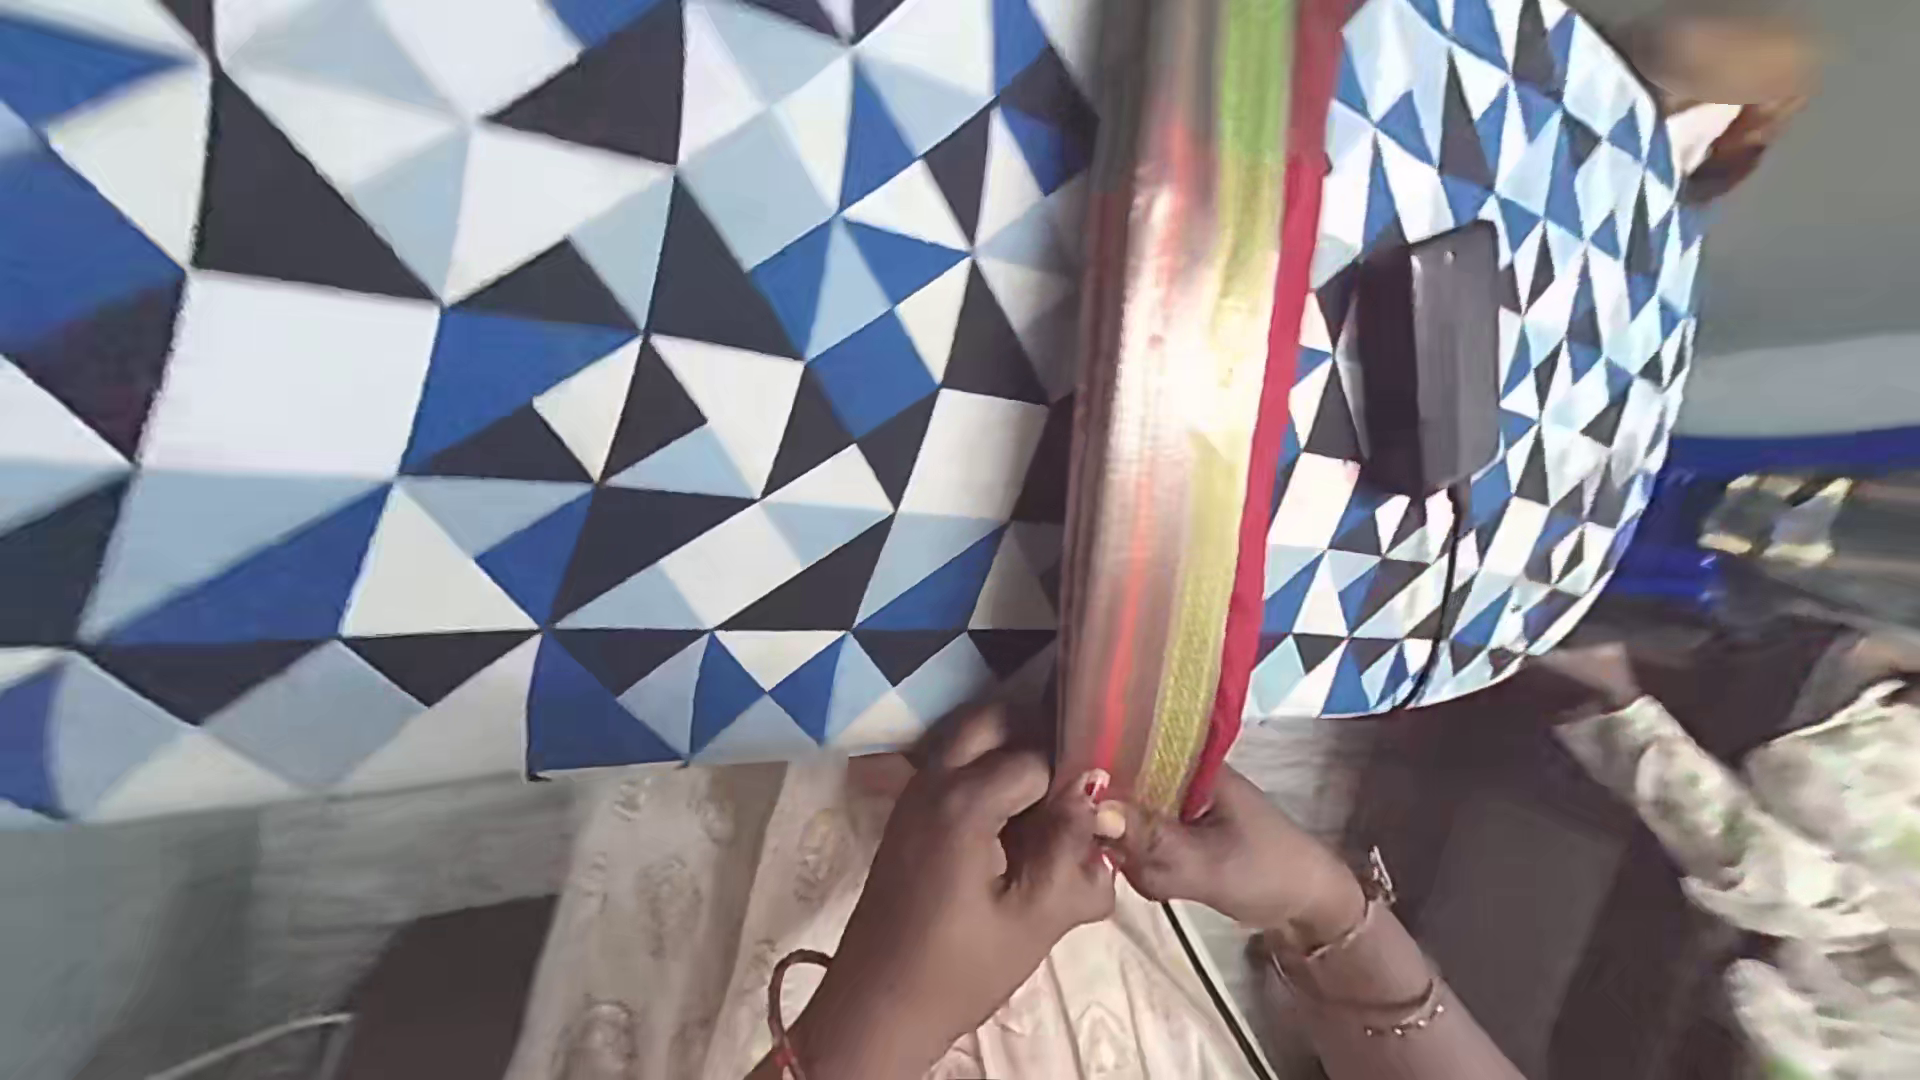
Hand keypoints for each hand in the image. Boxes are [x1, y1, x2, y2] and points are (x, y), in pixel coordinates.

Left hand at [788, 707, 1116, 1078]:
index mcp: (965, 802)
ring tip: (1045, 782)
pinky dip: (983, 759)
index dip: (1069, 776)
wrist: (877, 1003)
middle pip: (991, 718)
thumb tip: (1099, 802)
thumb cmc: (957, 969)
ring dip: (1007, 741)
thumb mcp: (1031, 923)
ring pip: (966, 732)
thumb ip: (1071, 857)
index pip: (1034, 759)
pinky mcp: (908, 805)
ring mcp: (915, 788)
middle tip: (1070, 769)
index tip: (1094, 801)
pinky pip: (950, 757)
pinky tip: (1009, 804)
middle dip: (1034, 731)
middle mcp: (934, 778)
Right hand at [1111, 767, 1362, 949]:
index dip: (1098, 776)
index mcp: (1188, 762)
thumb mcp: (1208, 862)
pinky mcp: (1176, 829)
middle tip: (1125, 859)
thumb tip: (1094, 813)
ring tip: (1155, 875)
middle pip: (1121, 789)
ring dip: (1132, 851)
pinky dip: (1143, 862)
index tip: (1078, 809)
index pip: (1126, 752)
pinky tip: (1156, 878)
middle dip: (1117, 827)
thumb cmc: (1268, 872)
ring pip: (1128, 818)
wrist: (1312, 910)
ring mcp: (1175, 803)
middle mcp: (1176, 775)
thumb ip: (1151, 841)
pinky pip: (1141, 838)